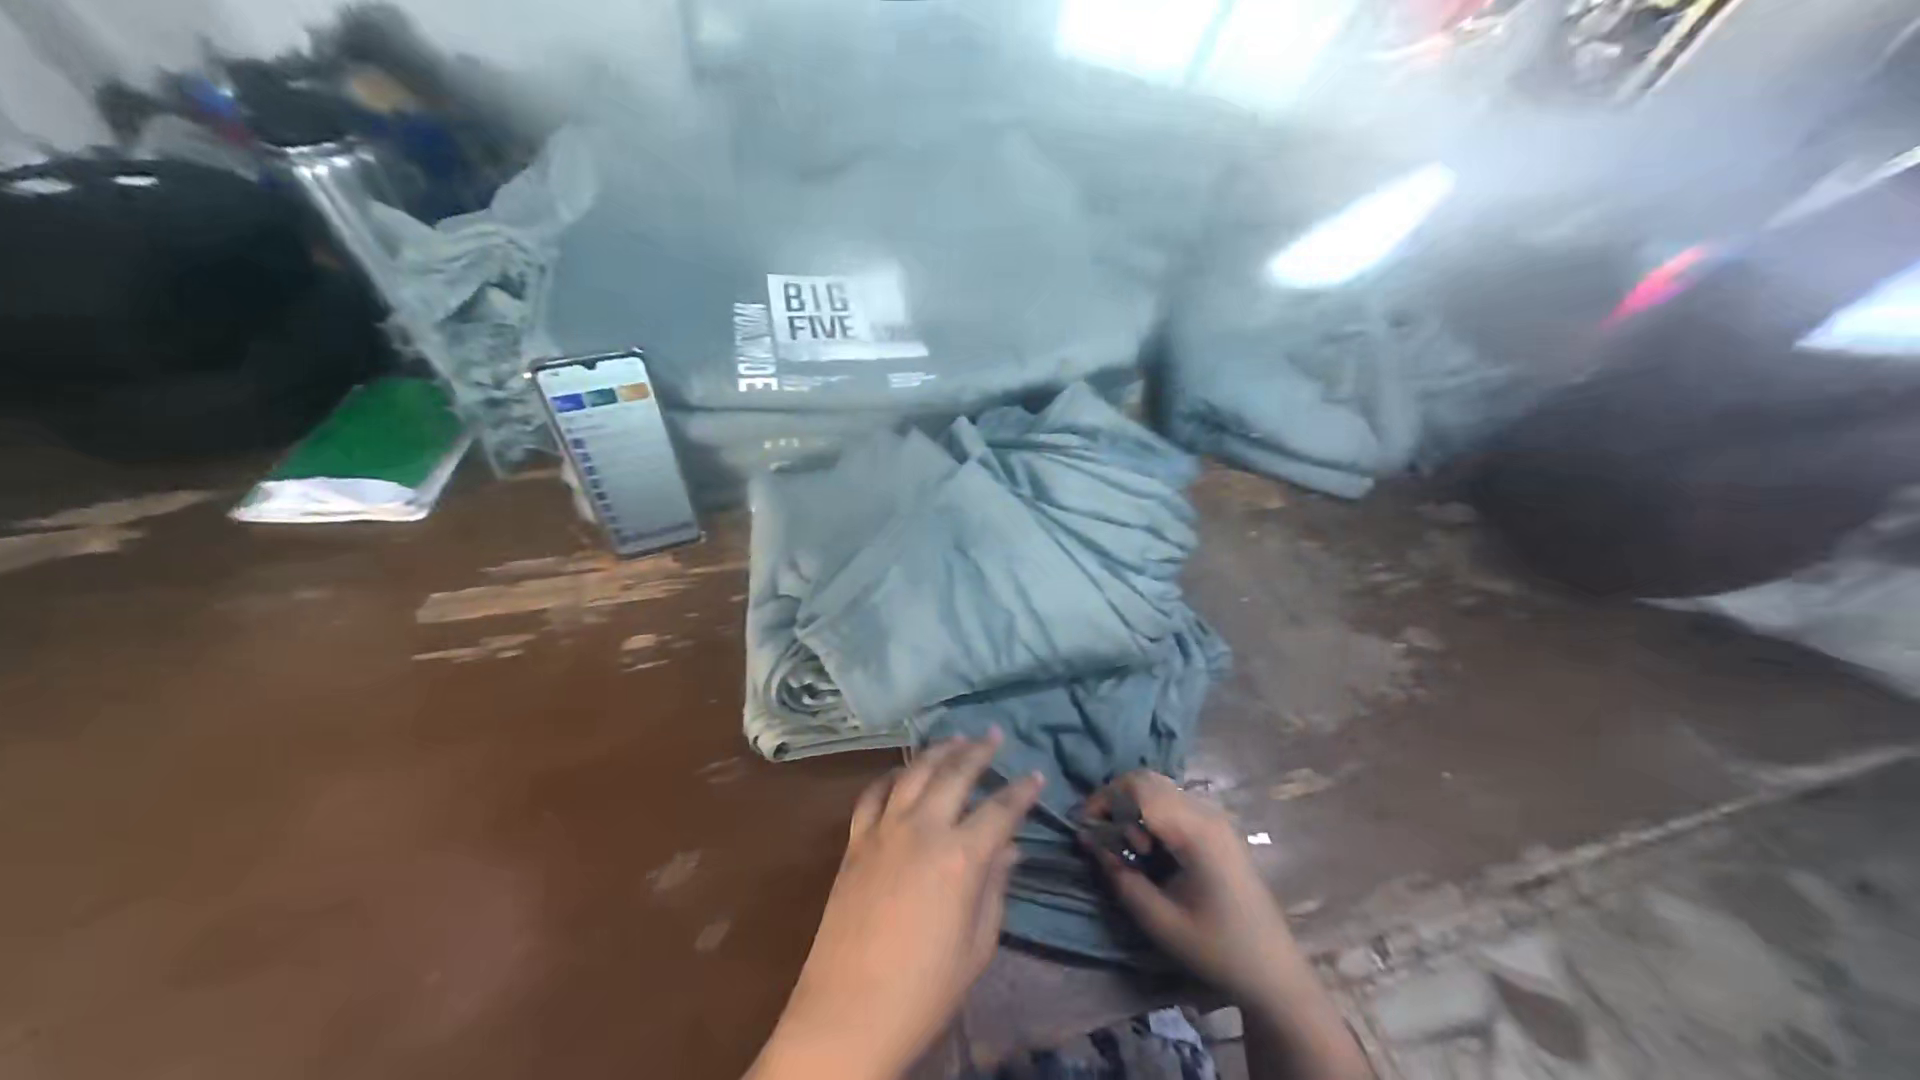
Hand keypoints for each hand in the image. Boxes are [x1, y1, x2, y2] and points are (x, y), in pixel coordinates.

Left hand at [749, 730, 1043, 1079]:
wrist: (848, 1013)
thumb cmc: (925, 989)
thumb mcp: (977, 945)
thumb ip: (995, 887)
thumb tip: (1008, 847)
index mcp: (960, 857)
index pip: (999, 810)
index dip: (1022, 791)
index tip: (1036, 775)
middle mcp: (922, 829)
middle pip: (955, 775)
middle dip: (979, 751)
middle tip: (994, 734)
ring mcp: (883, 831)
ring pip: (913, 773)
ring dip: (937, 752)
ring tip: (954, 738)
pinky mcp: (854, 842)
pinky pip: (873, 795)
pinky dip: (890, 777)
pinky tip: (900, 773)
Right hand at [1085, 772, 1371, 1079]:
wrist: (1274, 971)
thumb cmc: (1216, 948)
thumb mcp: (1159, 920)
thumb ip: (1120, 876)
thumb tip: (1089, 841)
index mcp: (1196, 830)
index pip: (1138, 789)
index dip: (1103, 800)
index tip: (1084, 828)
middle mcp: (1206, 812)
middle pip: (1147, 780)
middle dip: (1115, 799)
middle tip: (1101, 835)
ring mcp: (1215, 818)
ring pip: (1159, 788)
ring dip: (1133, 806)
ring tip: (1127, 847)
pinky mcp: (1217, 828)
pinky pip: (1174, 802)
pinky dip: (1150, 813)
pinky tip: (1149, 848)